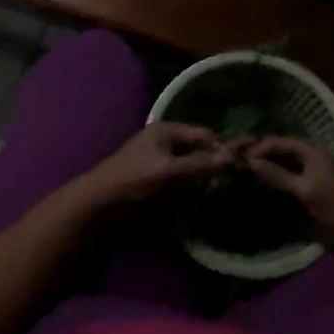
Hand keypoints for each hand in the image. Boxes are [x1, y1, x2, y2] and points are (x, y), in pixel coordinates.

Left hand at [81, 123, 231, 205]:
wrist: (97, 204)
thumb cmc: (133, 180)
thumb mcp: (169, 171)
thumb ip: (199, 164)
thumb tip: (230, 157)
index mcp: (167, 130)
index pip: (203, 134)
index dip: (219, 148)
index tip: (236, 165)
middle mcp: (164, 139)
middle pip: (197, 147)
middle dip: (210, 163)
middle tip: (224, 181)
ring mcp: (159, 157)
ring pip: (190, 162)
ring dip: (201, 175)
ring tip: (212, 190)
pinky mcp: (154, 175)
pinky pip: (180, 175)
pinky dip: (189, 182)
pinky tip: (196, 194)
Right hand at [243, 137, 333, 250]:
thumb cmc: (330, 205)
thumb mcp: (303, 189)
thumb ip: (277, 175)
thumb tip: (251, 162)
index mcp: (313, 150)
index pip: (283, 142)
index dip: (262, 146)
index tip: (243, 154)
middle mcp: (313, 154)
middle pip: (284, 148)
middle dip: (264, 152)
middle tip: (242, 158)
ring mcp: (313, 167)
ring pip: (286, 160)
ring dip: (269, 162)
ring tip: (249, 166)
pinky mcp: (311, 180)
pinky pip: (290, 170)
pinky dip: (277, 172)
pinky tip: (264, 177)